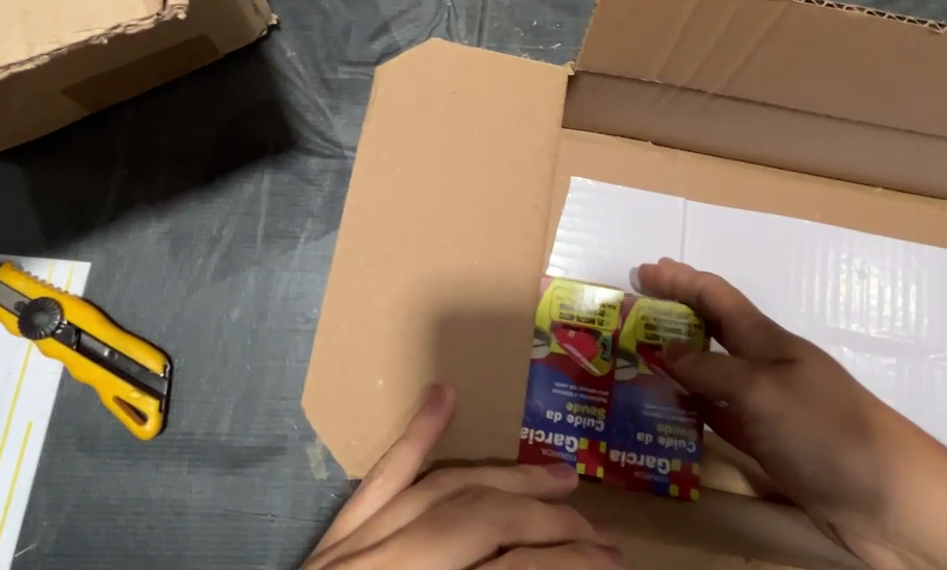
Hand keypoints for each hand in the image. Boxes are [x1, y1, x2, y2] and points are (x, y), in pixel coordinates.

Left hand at [303, 383, 626, 569]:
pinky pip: (377, 481)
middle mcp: (390, 566)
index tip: (614, 560)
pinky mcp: (332, 542)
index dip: (570, 561)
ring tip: (556, 473)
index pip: (514, 569)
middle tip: (599, 531)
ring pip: (442, 489)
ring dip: (505, 477)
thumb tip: (547, 569)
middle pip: (483, 520)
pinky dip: (414, 436)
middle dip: (549, 520)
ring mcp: (355, 548)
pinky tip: (443, 395)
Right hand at [636, 258, 946, 567]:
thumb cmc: (828, 430)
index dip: (680, 281)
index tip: (641, 272)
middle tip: (633, 311)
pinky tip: (673, 412)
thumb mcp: (762, 391)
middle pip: (713, 330)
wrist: (895, 501)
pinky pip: (722, 418)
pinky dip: (694, 409)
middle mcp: (765, 366)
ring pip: (713, 375)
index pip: (715, 297)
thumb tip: (663, 350)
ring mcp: (770, 408)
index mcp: (767, 339)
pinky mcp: (773, 447)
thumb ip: (710, 370)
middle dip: (675, 315)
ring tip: (639, 359)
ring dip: (679, 363)